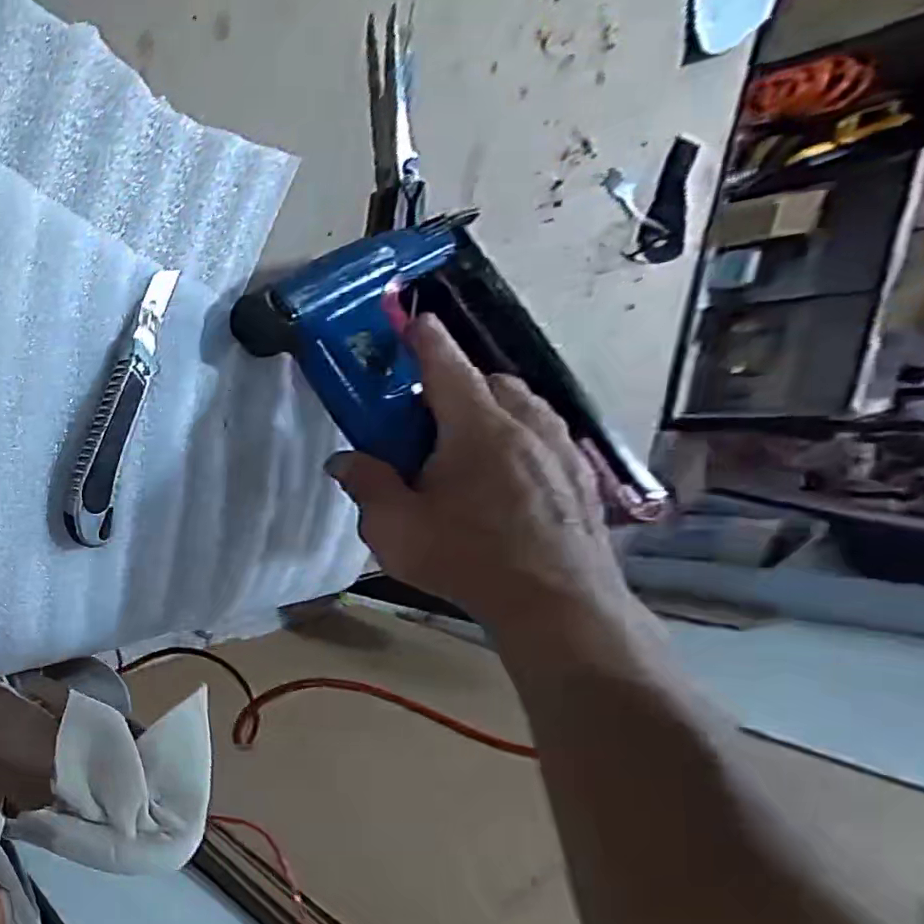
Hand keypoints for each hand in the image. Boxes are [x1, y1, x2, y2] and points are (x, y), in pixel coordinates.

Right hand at [326, 315, 635, 631]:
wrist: (557, 603)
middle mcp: (525, 426)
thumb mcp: (394, 525)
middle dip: (457, 383)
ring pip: (524, 406)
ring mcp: (560, 450)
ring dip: (490, 408)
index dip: (426, 341)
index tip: (413, 320)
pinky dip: (518, 437)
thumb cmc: (466, 557)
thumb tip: (343, 460)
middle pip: (491, 382)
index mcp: (477, 428)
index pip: (447, 367)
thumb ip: (366, 484)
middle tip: (423, 414)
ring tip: (461, 443)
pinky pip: (544, 436)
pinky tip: (501, 475)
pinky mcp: (580, 477)